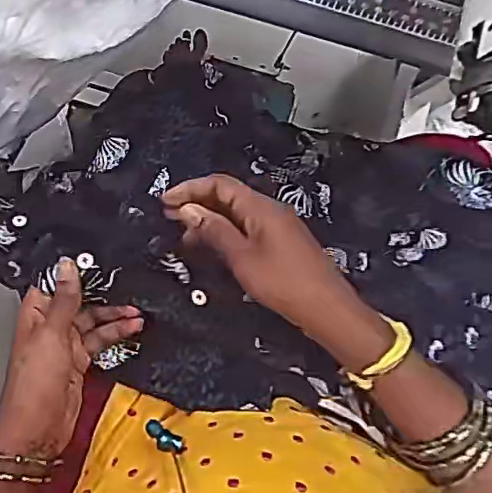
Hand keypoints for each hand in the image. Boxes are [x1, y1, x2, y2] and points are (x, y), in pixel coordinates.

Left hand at [0, 258, 141, 460]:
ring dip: (113, 316)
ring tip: (136, 312)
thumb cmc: (32, 387)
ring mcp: (65, 346)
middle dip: (101, 294)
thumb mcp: (51, 335)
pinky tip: (131, 329)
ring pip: (93, 322)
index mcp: (35, 315)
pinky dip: (116, 335)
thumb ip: (64, 300)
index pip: (54, 283)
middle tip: (125, 287)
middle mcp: (49, 328)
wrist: (38, 430)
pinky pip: (100, 342)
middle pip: (78, 301)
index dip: (74, 272)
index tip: (95, 261)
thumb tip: (67, 267)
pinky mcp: (79, 363)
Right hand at [162, 175, 386, 368]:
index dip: (189, 189)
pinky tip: (213, 248)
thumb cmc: (284, 283)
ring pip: (236, 214)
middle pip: (228, 196)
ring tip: (185, 237)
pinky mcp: (281, 244)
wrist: (326, 308)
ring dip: (209, 220)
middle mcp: (270, 210)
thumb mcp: (241, 257)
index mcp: (260, 207)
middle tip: (169, 216)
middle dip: (197, 203)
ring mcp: (277, 226)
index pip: (219, 184)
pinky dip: (225, 233)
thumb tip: (188, 209)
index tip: (165, 201)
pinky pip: (247, 228)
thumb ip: (214, 230)